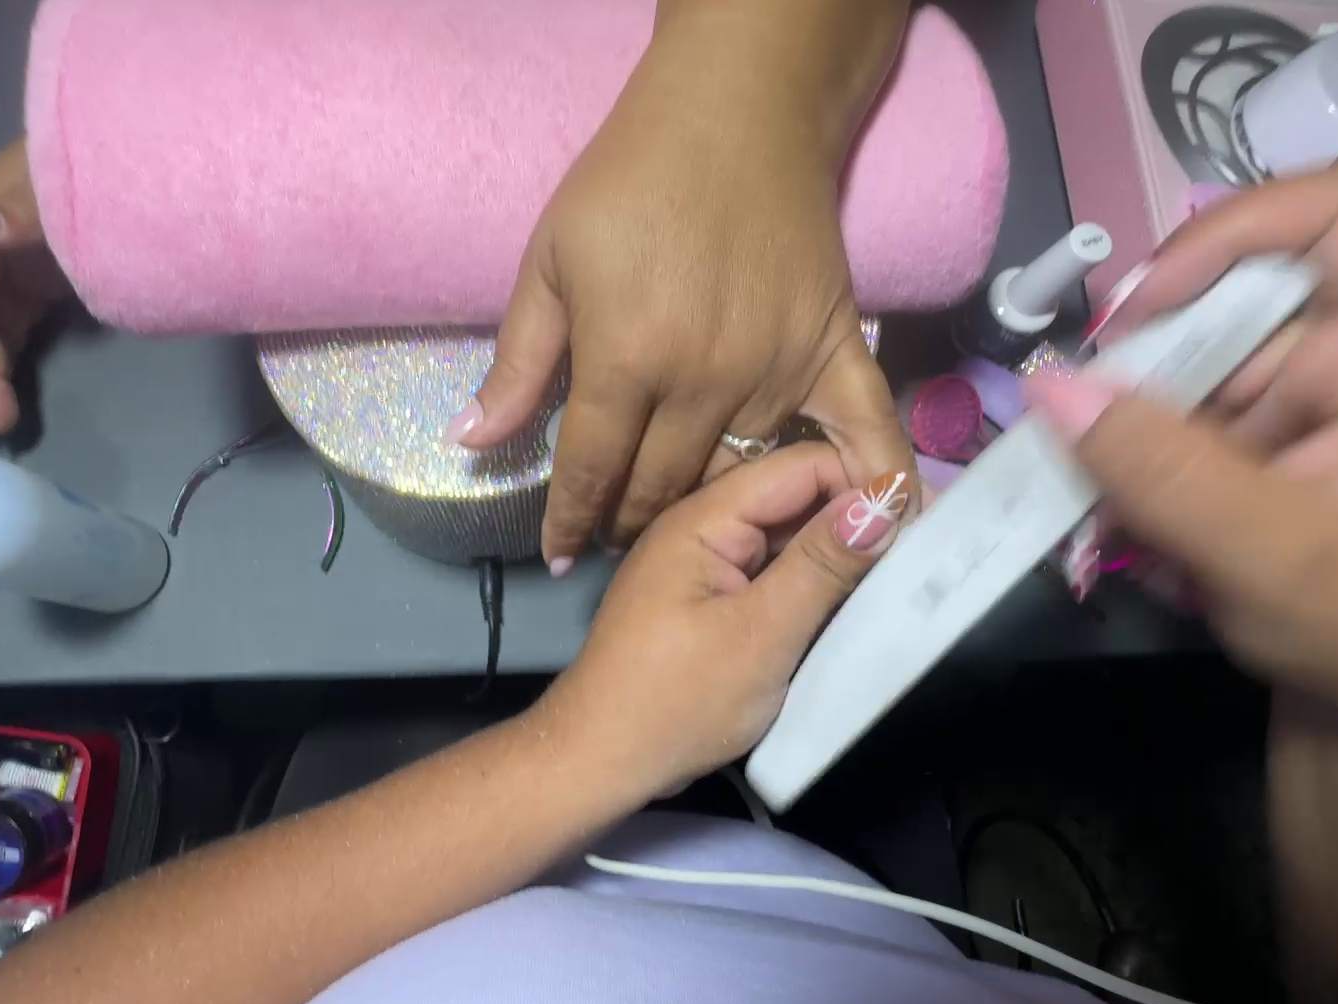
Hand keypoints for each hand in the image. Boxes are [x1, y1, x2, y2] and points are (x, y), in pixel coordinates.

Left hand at [447, 8, 914, 572]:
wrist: (734, 113)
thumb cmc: (627, 186)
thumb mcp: (548, 266)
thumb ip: (518, 366)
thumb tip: (470, 444)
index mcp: (626, 358)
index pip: (591, 471)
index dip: (569, 521)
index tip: (559, 556)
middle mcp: (703, 381)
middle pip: (658, 488)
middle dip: (625, 522)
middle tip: (610, 535)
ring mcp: (775, 372)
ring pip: (732, 477)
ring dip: (699, 510)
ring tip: (677, 530)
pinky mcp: (832, 352)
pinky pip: (862, 433)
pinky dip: (866, 484)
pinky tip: (867, 527)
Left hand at [540, 444, 911, 794]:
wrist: (602, 758)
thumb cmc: (677, 701)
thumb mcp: (761, 634)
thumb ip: (822, 565)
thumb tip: (884, 500)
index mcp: (704, 517)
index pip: (800, 465)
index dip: (864, 482)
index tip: (922, 520)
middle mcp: (701, 526)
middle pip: (794, 498)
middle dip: (855, 519)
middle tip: (921, 555)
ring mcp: (702, 563)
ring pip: (785, 538)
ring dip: (834, 555)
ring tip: (897, 578)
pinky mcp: (706, 598)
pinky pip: (767, 573)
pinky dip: (806, 584)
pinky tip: (846, 604)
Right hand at [1024, 165, 1337, 736]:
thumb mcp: (1269, 550)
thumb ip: (1151, 465)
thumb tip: (1043, 387)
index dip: (1229, 233)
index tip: (1134, 314)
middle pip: (1232, 314)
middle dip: (1144, 381)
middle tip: (1081, 450)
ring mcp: (1313, 414)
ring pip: (1186, 387)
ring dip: (1127, 447)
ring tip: (1114, 520)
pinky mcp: (1267, 459)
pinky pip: (1175, 438)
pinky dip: (1134, 479)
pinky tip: (1136, 537)